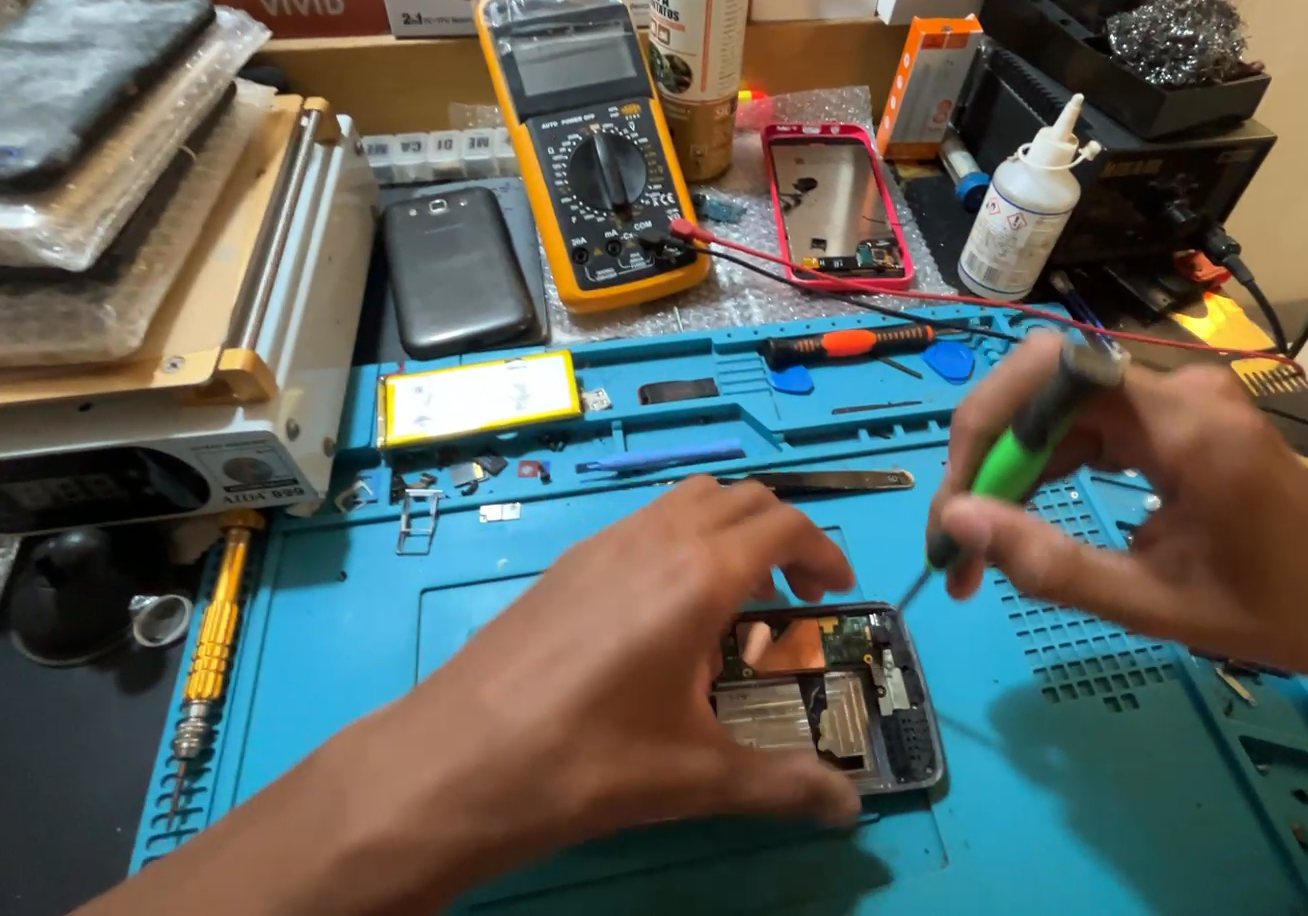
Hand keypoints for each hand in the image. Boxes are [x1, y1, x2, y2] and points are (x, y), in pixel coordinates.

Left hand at [322, 476, 861, 907]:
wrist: (458, 757)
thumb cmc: (587, 761)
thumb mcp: (696, 777)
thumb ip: (784, 784)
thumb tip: (849, 809)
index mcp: (700, 575)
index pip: (785, 526)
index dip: (823, 552)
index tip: (836, 594)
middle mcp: (659, 536)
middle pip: (744, 499)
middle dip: (784, 537)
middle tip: (793, 600)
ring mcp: (609, 539)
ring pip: (692, 499)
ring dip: (730, 531)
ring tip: (731, 599)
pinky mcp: (574, 557)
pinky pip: (649, 519)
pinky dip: (683, 538)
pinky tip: (664, 610)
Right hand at [926, 333, 1307, 701]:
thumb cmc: (1272, 614)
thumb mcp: (1150, 604)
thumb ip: (1047, 562)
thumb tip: (956, 520)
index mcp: (1185, 424)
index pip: (1052, 374)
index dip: (987, 423)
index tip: (959, 499)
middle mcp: (1178, 388)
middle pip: (1043, 384)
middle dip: (986, 449)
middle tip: (960, 523)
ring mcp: (1176, 397)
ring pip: (1053, 404)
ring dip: (1007, 462)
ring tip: (982, 532)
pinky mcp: (1170, 416)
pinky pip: (1081, 422)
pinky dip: (1042, 463)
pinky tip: (1025, 508)